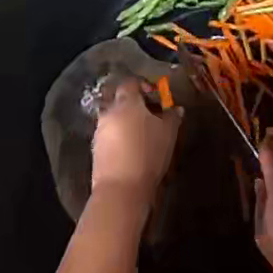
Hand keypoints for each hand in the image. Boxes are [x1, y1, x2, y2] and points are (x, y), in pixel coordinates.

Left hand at [89, 77, 181, 205]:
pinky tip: (135, 149)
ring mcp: (99, 133)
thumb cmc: (148, 152)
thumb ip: (172, 116)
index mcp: (126, 103)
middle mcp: (108, 114)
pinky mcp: (96, 151)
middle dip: (135, 105)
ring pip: (115, 119)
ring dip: (128, 122)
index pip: (130, 83)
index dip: (144, 85)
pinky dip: (122, 137)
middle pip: (120, 101)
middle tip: (153, 115)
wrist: (121, 189)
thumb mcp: (169, 132)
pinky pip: (111, 136)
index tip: (157, 96)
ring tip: (146, 134)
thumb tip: (175, 108)